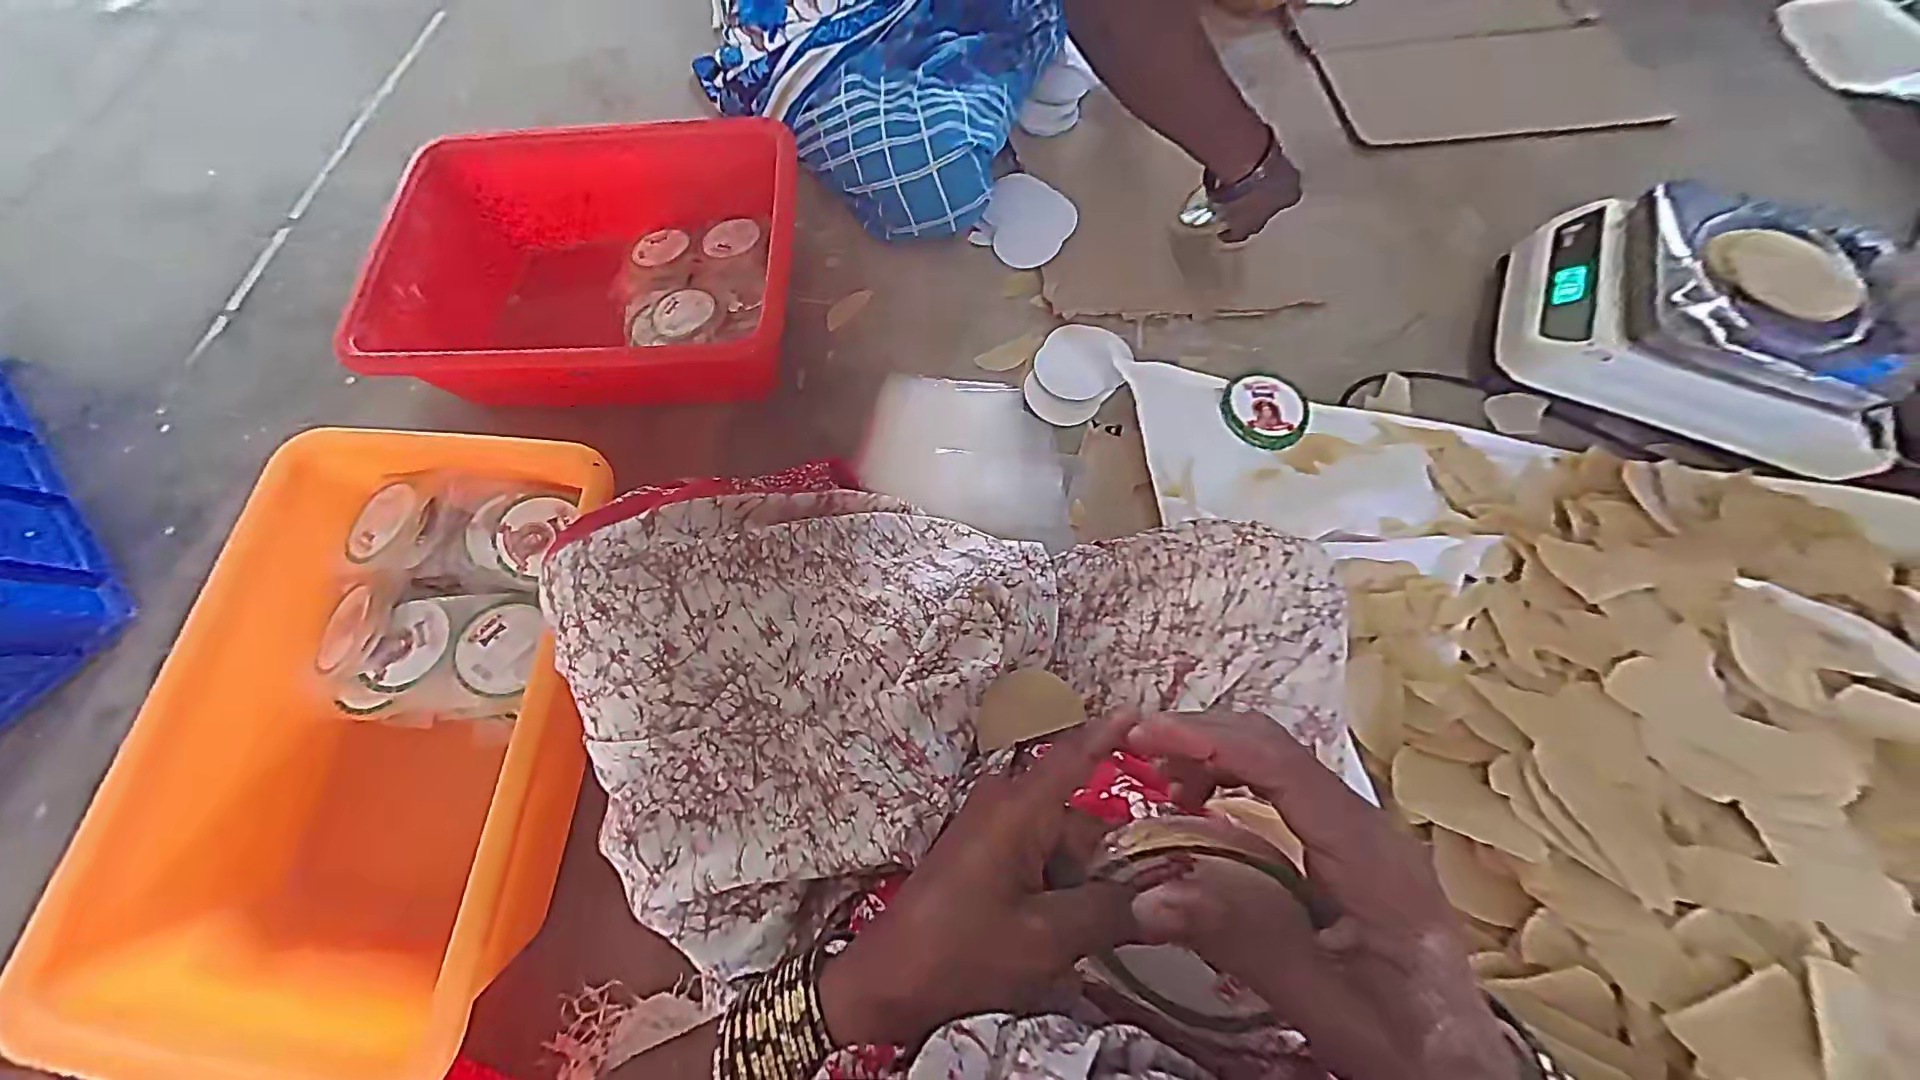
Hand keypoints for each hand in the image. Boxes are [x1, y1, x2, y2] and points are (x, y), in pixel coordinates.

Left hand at [820, 715, 1140, 1045]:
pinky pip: (1038, 853)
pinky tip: (1052, 930)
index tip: (1141, 714)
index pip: (1074, 757)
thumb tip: (1168, 897)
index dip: (1109, 735)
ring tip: (1076, 936)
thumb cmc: (964, 951)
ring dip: (1080, 884)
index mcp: (1019, 807)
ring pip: (1061, 843)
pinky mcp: (985, 847)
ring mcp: (992, 824)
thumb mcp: (1046, 938)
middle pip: (1078, 819)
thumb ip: (1109, 910)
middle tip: (1132, 914)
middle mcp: (1006, 802)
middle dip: (1106, 863)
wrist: (889, 977)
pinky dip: (1056, 885)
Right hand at [1127, 710, 1516, 1079]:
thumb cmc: (1407, 1045)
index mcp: (1368, 852)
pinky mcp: (1340, 834)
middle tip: (1135, 746)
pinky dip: (1225, 772)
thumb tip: (1149, 898)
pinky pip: (1274, 777)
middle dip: (1197, 734)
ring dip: (1209, 749)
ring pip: (1271, 752)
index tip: (1143, 734)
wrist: (1464, 1068)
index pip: (1280, 765)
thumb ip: (1244, 946)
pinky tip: (1197, 800)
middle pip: (1272, 743)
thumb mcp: (1328, 1011)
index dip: (1207, 740)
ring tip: (1158, 775)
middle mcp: (1363, 820)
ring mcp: (1353, 823)